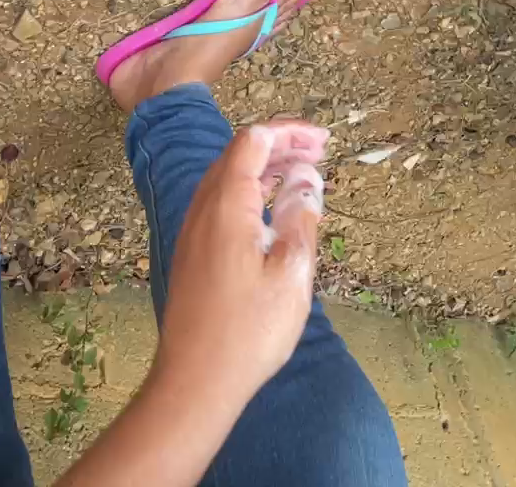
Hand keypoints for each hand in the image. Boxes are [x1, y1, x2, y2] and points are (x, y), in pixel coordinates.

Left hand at [153, 119, 328, 410]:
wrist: (194, 383)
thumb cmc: (248, 330)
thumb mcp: (292, 271)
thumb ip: (301, 215)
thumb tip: (307, 178)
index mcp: (227, 203)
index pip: (254, 140)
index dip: (289, 131)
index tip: (323, 140)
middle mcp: (204, 207)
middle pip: (240, 152)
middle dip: (280, 143)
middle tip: (319, 151)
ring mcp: (194, 229)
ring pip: (229, 175)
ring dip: (266, 166)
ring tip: (302, 172)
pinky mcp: (193, 250)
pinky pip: (222, 199)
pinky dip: (252, 189)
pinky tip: (273, 208)